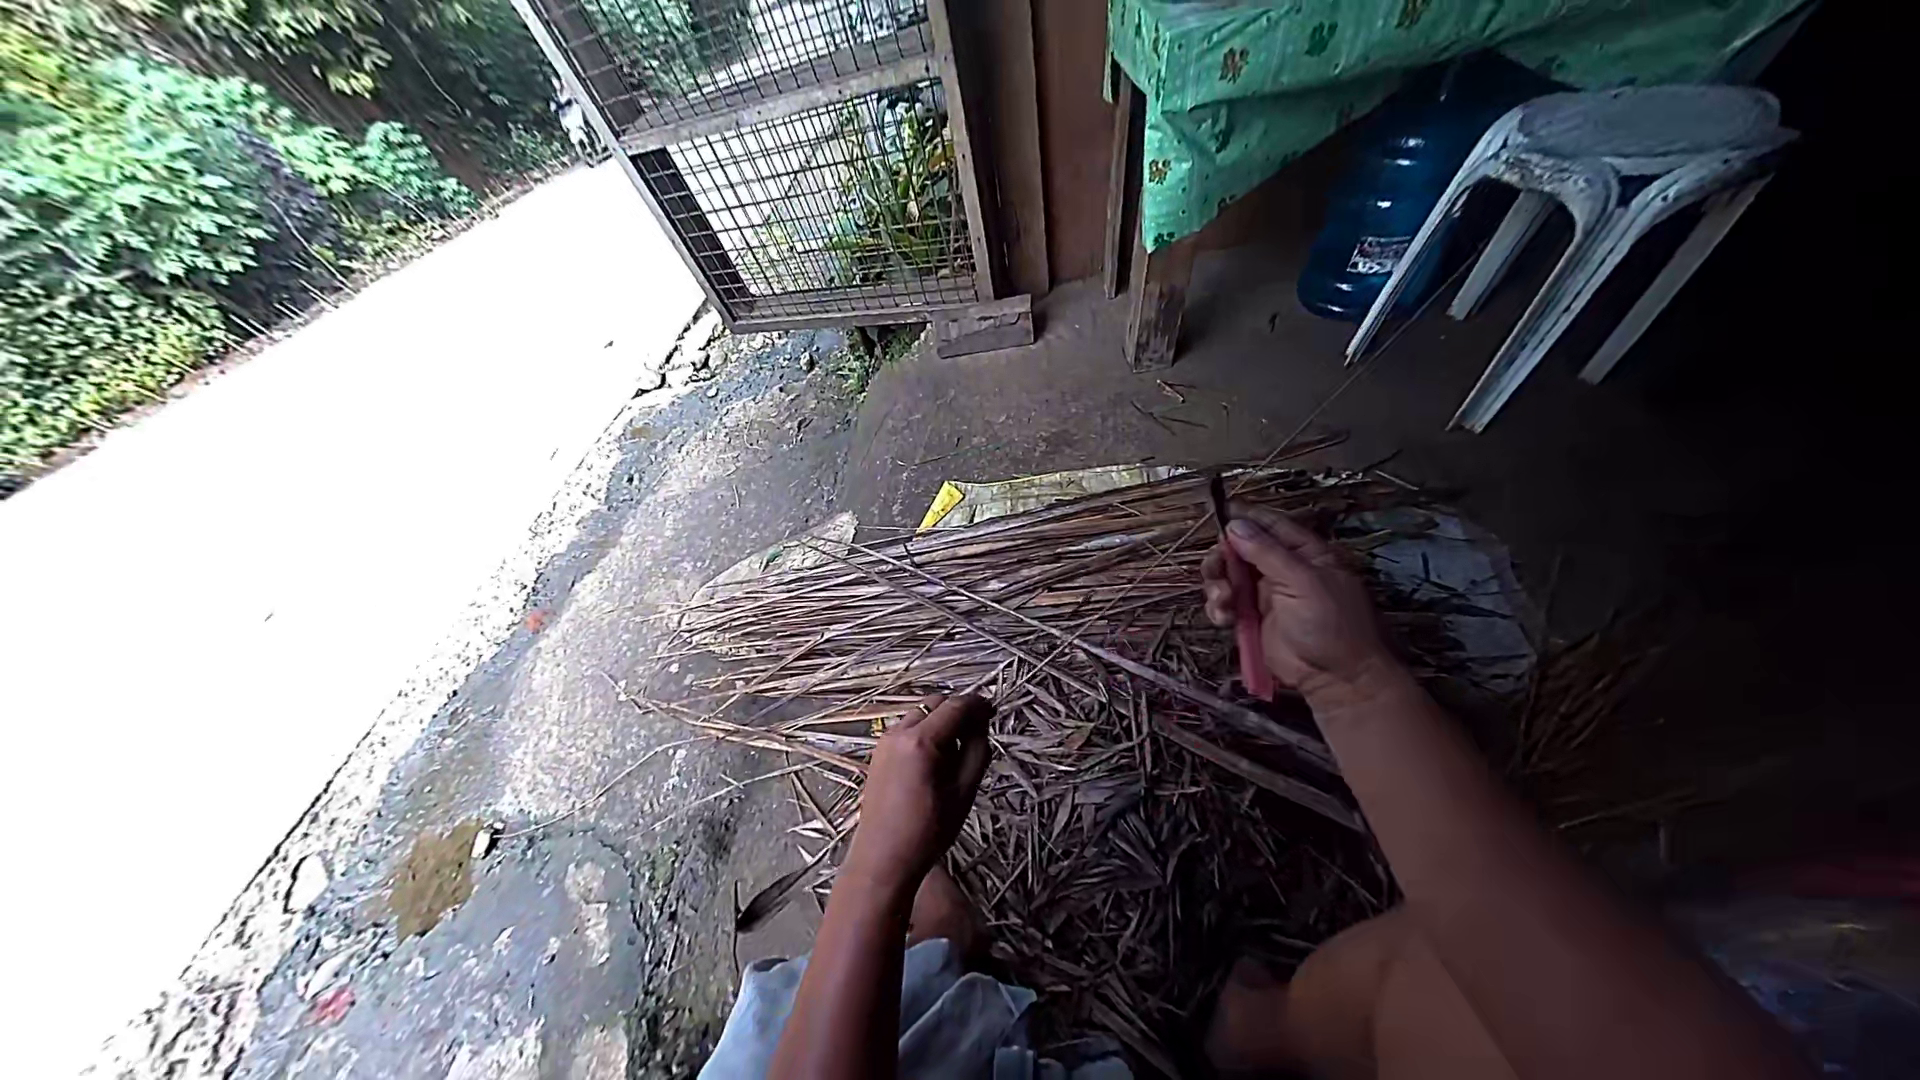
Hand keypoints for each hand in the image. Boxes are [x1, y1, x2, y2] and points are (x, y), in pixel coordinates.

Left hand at [842, 694, 992, 899]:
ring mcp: (885, 741)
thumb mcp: (964, 791)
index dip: (978, 705)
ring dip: (941, 720)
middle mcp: (899, 733)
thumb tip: (981, 725)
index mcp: (921, 742)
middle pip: (935, 703)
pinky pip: (907, 729)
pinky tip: (935, 758)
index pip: (955, 706)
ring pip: (920, 714)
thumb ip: (977, 751)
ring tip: (956, 750)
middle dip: (958, 711)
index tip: (993, 711)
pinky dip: (925, 731)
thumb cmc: (928, 831)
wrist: (883, 859)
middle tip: (977, 731)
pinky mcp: (879, 752)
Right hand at [1201, 503, 1397, 706]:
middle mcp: (1281, 569)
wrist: (1335, 678)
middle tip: (1217, 571)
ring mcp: (1263, 594)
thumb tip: (1235, 525)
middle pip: (1239, 550)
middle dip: (1222, 559)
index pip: (1270, 525)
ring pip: (1226, 576)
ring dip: (1217, 585)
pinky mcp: (1249, 618)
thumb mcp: (1302, 582)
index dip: (1245, 518)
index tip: (1220, 513)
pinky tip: (1224, 618)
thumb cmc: (1332, 626)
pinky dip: (1218, 608)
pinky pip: (1223, 603)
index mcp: (1303, 554)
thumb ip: (1267, 553)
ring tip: (1223, 601)